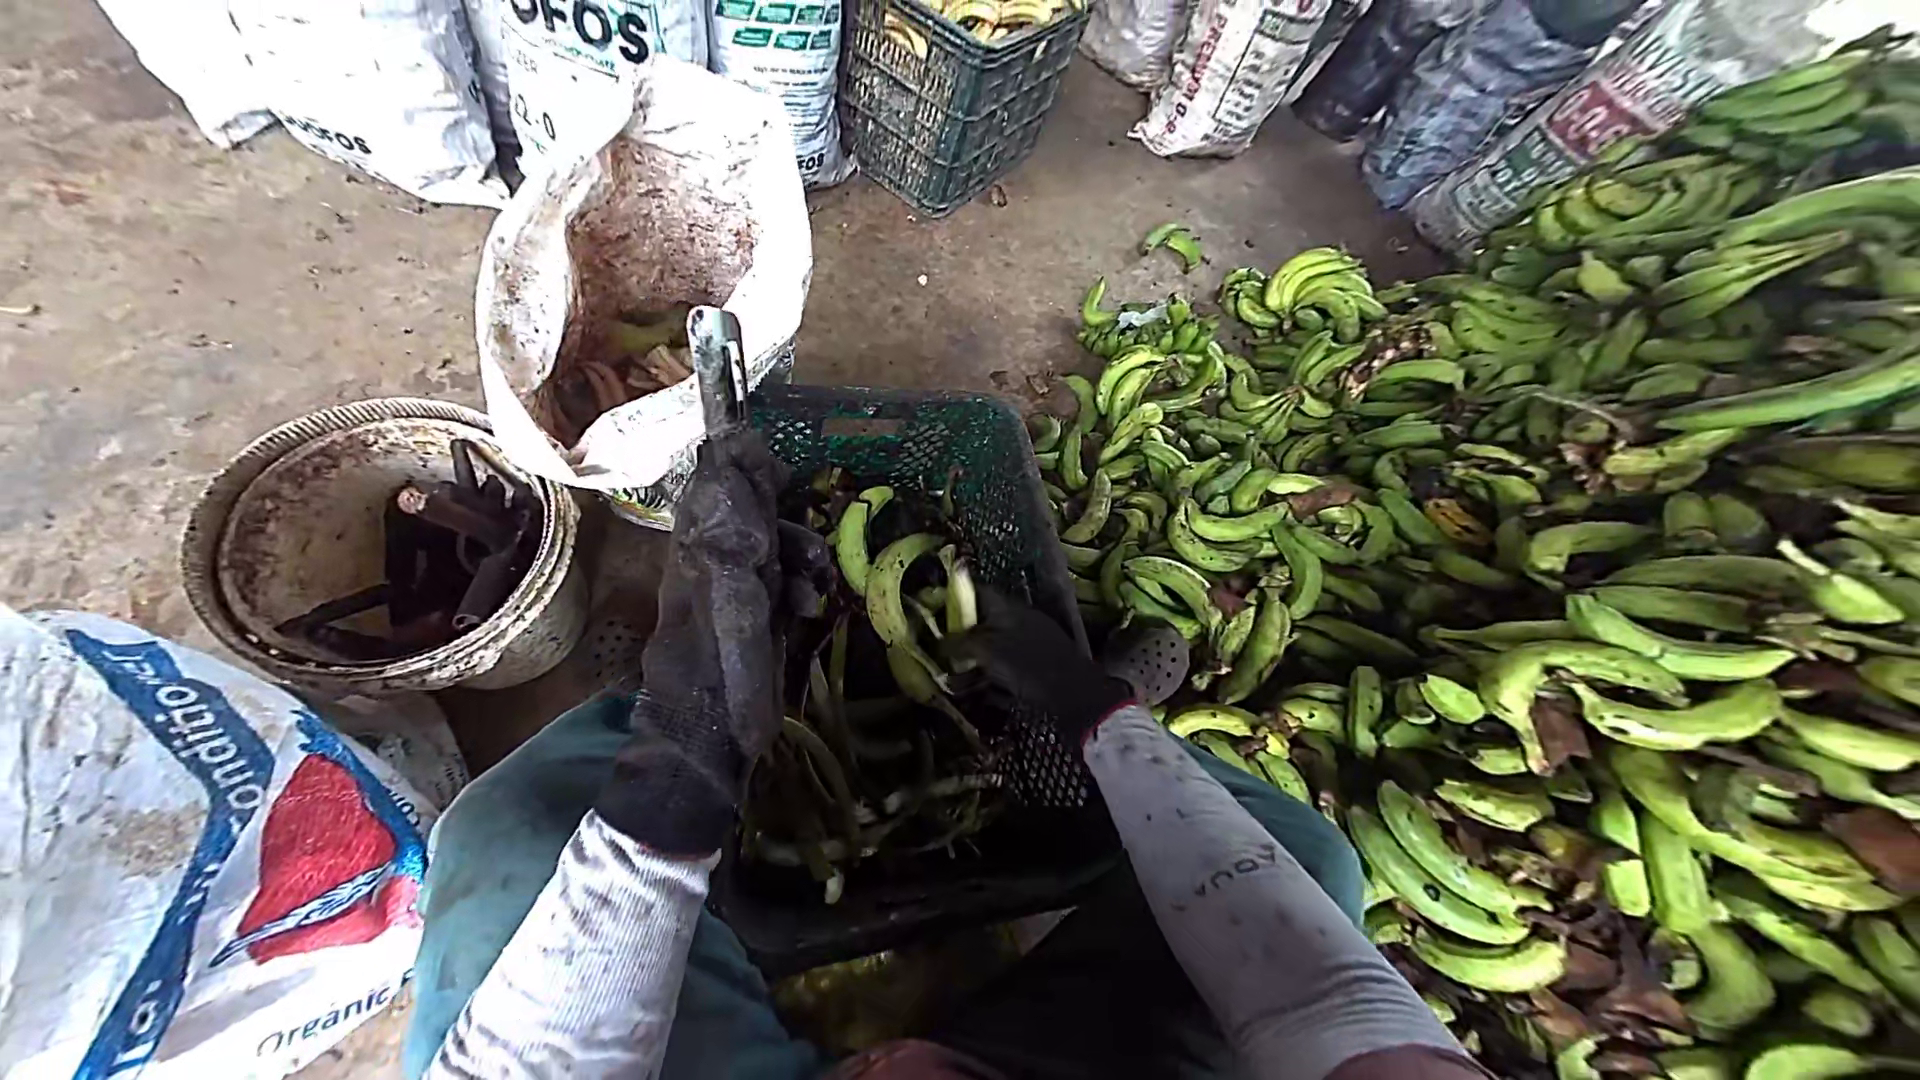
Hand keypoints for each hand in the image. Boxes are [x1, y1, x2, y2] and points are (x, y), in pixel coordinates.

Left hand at [595, 431, 788, 854]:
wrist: (709, 729)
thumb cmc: (714, 658)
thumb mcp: (724, 583)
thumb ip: (729, 521)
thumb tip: (727, 452)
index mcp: (697, 549)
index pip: (720, 492)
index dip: (749, 474)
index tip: (778, 470)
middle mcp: (715, 562)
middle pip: (758, 521)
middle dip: (792, 532)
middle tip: (814, 554)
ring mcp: (737, 589)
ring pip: (779, 552)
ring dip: (804, 564)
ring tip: (813, 592)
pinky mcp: (757, 612)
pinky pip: (786, 582)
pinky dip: (804, 588)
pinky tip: (809, 606)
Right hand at [945, 587, 1133, 742]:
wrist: (1074, 695)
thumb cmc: (1028, 664)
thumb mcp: (987, 649)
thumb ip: (959, 643)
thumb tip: (937, 643)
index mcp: (1008, 609)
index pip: (978, 592)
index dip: (955, 597)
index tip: (934, 610)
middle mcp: (1019, 623)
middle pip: (982, 625)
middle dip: (959, 641)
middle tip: (940, 656)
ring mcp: (1028, 648)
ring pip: (992, 652)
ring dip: (972, 668)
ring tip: (954, 685)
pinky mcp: (1034, 672)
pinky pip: (1004, 672)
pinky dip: (989, 682)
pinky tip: (979, 696)